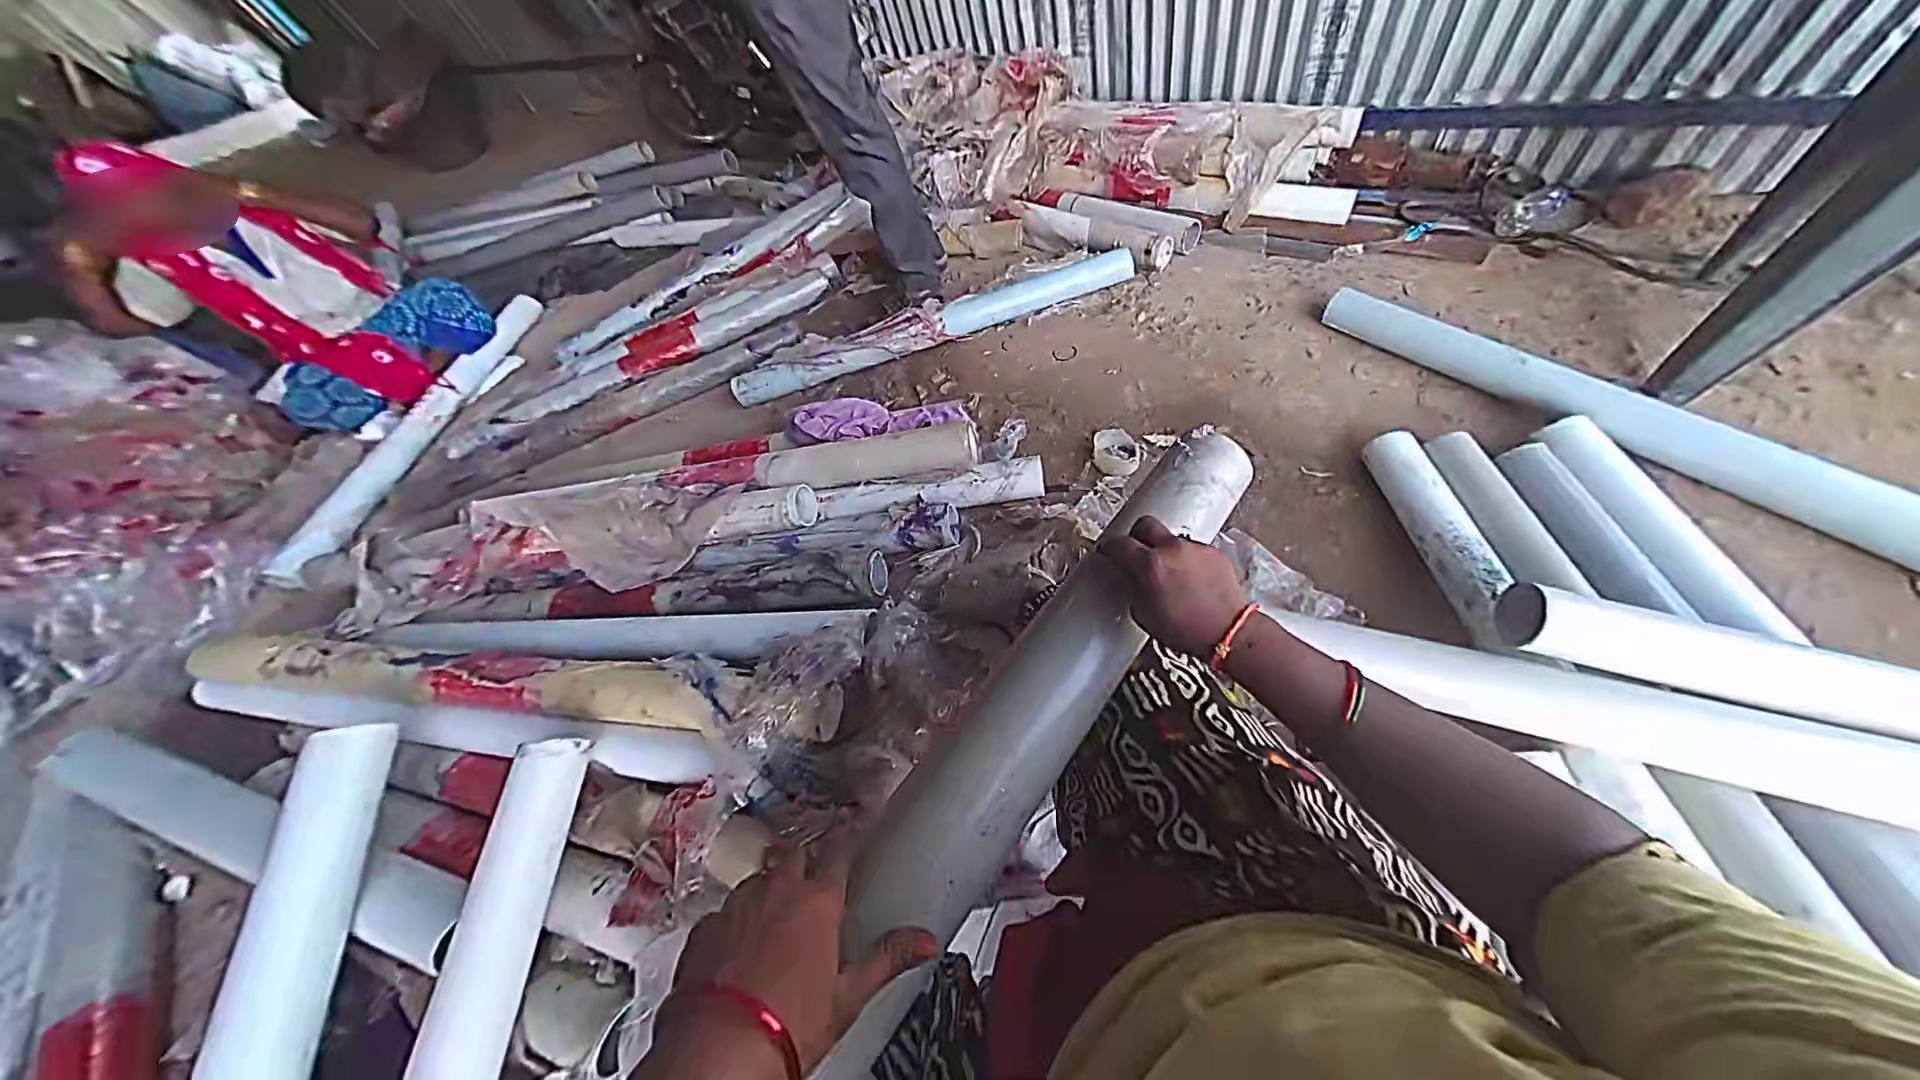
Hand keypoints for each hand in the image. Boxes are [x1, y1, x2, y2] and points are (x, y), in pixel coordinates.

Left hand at [647, 824, 939, 1076]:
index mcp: (819, 902)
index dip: (847, 834)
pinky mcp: (706, 927)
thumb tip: (926, 942)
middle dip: (802, 855)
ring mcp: (738, 905)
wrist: (720, 1051)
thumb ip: (889, 958)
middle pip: (793, 852)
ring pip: (757, 878)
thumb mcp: (848, 995)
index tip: (852, 824)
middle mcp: (778, 892)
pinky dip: (733, 918)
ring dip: (767, 886)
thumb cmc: (787, 1025)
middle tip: (809, 867)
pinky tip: (736, 940)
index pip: (839, 850)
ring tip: (773, 908)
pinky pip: (723, 910)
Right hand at [1097, 515, 1251, 656]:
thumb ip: (1134, 588)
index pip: (1120, 544)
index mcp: (1149, 565)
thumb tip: (1132, 578)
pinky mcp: (1214, 552)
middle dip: (1137, 534)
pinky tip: (1190, 579)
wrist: (1228, 632)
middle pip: (1146, 524)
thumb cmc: (1188, 630)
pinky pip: (1193, 549)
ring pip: (1172, 538)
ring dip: (1166, 550)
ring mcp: (1195, 548)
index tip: (1109, 551)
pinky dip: (1188, 560)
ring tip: (1169, 572)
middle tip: (1136, 549)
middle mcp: (1172, 550)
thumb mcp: (1144, 615)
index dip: (1110, 548)